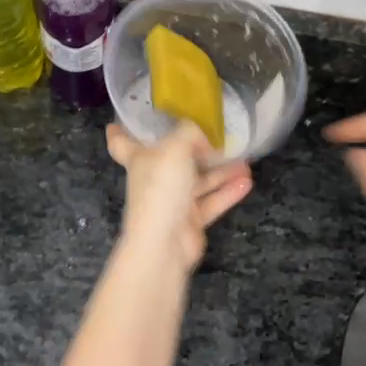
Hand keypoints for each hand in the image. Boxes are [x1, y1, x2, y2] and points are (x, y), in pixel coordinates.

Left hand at [107, 123, 251, 271]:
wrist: (164, 243)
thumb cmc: (161, 188)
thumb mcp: (175, 148)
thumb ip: (190, 133)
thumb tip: (203, 138)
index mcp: (139, 159)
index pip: (121, 143)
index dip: (120, 131)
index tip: (117, 122)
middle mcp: (154, 179)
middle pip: (172, 160)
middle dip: (195, 150)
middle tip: (218, 137)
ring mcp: (172, 201)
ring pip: (198, 182)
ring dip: (221, 172)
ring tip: (246, 161)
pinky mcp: (189, 221)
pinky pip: (210, 202)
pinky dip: (228, 193)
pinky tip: (247, 182)